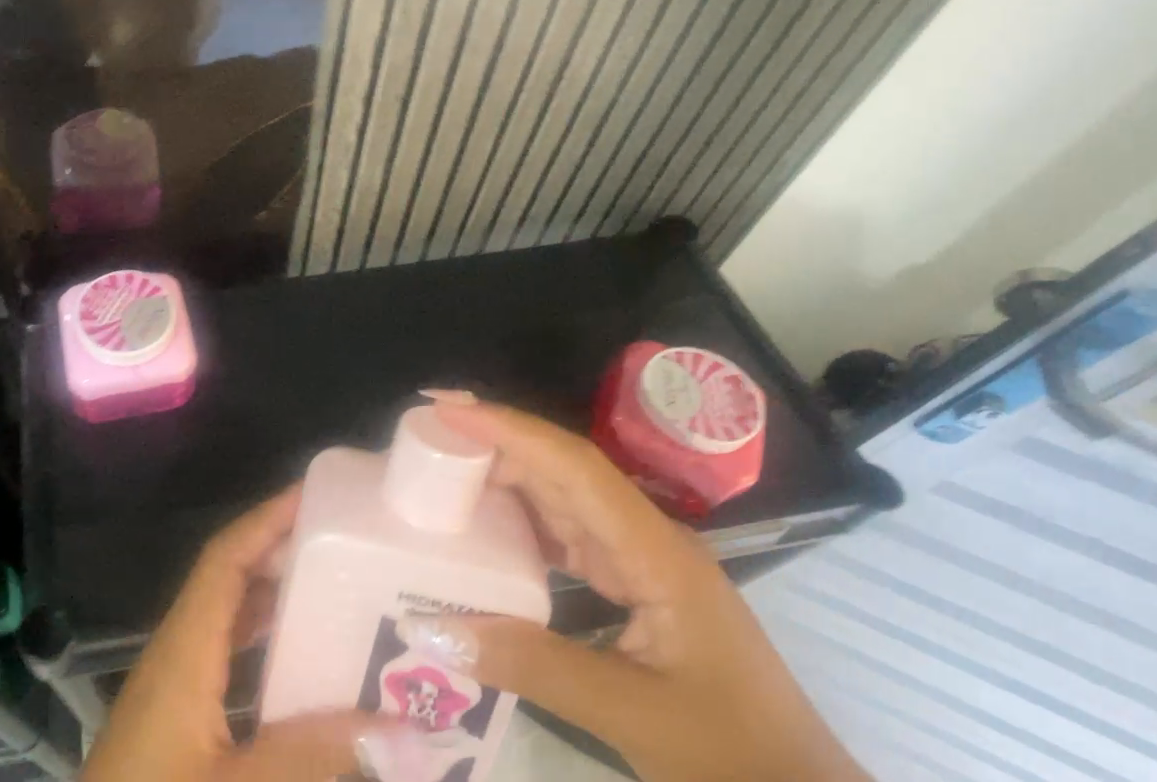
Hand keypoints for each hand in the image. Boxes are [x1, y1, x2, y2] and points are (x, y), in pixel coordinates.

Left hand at [81, 489, 403, 781]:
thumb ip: (311, 754)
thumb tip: (398, 724)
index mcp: (183, 650)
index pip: (223, 560)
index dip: (264, 520)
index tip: (313, 495)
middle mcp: (175, 653)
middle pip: (226, 581)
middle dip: (279, 553)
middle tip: (345, 545)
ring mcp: (171, 685)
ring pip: (224, 619)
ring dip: (272, 600)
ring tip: (335, 594)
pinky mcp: (174, 716)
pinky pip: (223, 655)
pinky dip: (261, 644)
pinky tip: (299, 669)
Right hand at [392, 396, 869, 781]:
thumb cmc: (733, 754)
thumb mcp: (632, 714)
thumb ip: (533, 666)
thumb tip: (427, 622)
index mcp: (658, 553)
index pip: (575, 467)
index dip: (509, 430)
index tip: (444, 408)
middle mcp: (648, 542)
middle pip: (564, 472)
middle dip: (496, 444)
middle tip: (423, 437)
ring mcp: (643, 565)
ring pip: (563, 502)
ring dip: (504, 481)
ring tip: (439, 473)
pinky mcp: (635, 590)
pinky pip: (567, 540)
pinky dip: (520, 527)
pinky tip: (482, 534)